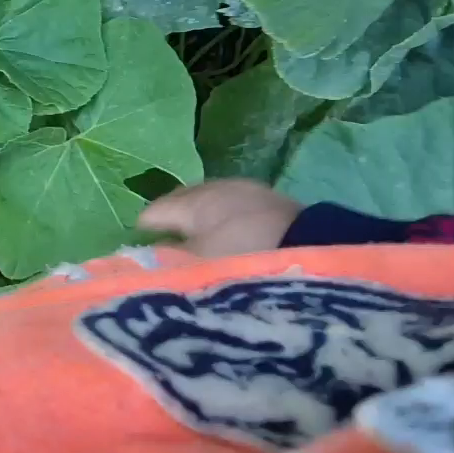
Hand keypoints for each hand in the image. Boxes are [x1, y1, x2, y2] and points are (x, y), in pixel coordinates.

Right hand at [139, 179, 302, 259]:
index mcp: (189, 202)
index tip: (141, 252)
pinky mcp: (268, 198)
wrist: (312, 247)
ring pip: (207, 202)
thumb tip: (145, 257)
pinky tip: (228, 234)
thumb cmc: (241, 255)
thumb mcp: (198, 264)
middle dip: (170, 221)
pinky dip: (222, 219)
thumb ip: (167, 260)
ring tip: (197, 241)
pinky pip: (231, 206)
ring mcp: (242, 189)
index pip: (152, 213)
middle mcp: (211, 187)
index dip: (142, 233)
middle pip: (178, 203)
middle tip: (166, 245)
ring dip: (198, 219)